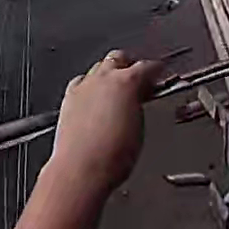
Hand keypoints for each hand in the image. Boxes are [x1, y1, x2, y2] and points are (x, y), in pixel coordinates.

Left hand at [49, 50, 162, 195]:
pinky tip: (92, 95)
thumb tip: (137, 101)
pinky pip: (81, 82)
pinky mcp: (69, 97)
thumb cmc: (111, 156)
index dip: (155, 69)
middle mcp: (104, 78)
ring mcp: (85, 86)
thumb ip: (139, 105)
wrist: (81, 170)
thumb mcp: (139, 128)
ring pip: (99, 67)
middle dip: (129, 64)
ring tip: (115, 86)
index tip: (158, 71)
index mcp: (127, 82)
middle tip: (137, 75)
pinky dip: (89, 85)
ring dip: (109, 73)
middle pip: (119, 58)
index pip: (146, 66)